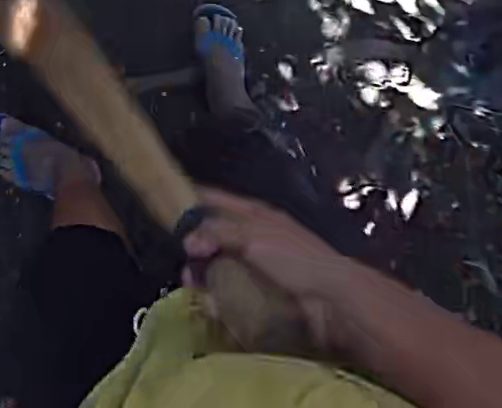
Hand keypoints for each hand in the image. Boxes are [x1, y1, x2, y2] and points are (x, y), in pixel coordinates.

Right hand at [180, 188, 369, 350]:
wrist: (335, 302)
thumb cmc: (295, 258)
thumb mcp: (253, 235)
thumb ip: (218, 233)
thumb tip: (187, 240)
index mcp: (254, 213)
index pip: (216, 199)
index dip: (193, 198)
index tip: (166, 201)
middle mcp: (254, 235)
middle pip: (216, 234)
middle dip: (195, 244)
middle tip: (179, 258)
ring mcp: (259, 266)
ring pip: (222, 264)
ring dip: (205, 273)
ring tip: (190, 284)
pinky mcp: (263, 295)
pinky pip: (233, 291)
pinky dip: (219, 296)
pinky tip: (210, 303)